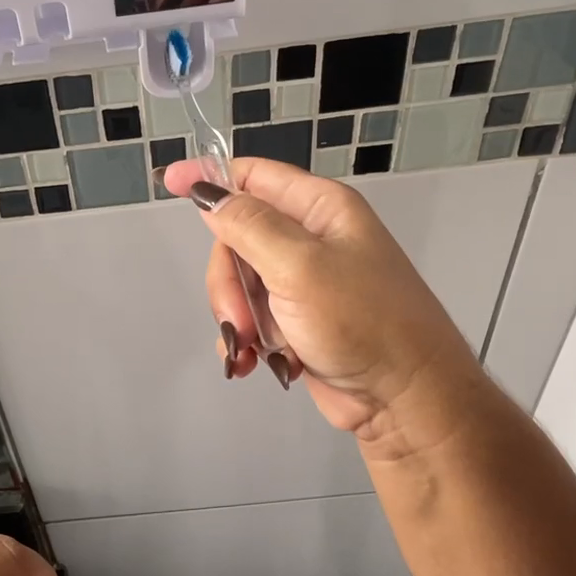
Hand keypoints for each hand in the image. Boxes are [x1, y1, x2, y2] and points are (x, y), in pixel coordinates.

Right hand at [161, 157, 488, 460]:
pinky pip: (251, 318)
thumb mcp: (299, 266)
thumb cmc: (363, 323)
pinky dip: (246, 340)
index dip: (211, 177)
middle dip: (228, 282)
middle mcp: (311, 239)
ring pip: (239, 283)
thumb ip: (249, 226)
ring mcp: (304, 282)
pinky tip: (252, 363)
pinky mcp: (297, 321)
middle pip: (237, 239)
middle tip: (238, 319)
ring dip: (237, 318)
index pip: (254, 176)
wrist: (405, 399)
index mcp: (320, 209)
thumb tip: (209, 194)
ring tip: (254, 350)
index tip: (170, 182)